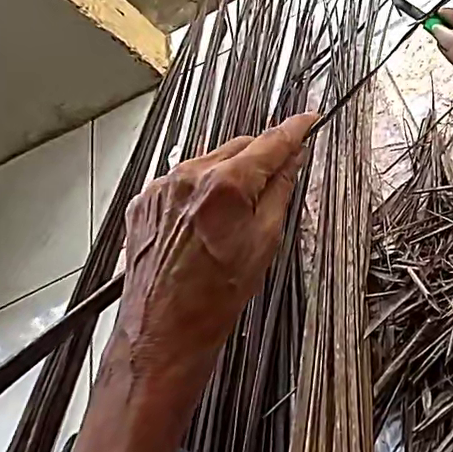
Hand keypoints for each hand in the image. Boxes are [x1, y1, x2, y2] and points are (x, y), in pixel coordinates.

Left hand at [73, 110, 318, 451]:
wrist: (163, 332)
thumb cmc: (213, 299)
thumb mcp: (264, 242)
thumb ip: (279, 192)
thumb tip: (291, 162)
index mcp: (223, 186)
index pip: (269, 143)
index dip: (294, 130)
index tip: (307, 120)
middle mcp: (186, 179)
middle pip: (238, 148)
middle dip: (261, 157)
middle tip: (281, 175)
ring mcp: (160, 190)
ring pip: (210, 162)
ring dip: (230, 173)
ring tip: (238, 213)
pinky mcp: (144, 203)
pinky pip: (183, 180)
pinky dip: (202, 189)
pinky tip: (209, 219)